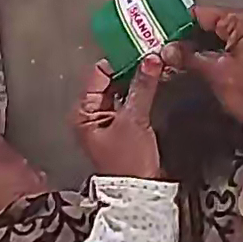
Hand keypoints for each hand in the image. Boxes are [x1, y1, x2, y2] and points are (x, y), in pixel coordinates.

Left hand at [72, 56, 164, 179]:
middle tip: (152, 52)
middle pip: (111, 80)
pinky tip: (157, 80)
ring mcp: (109, 119)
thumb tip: (151, 58)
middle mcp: (93, 113)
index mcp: (84, 112)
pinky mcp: (124, 125)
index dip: (119, 61)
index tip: (140, 48)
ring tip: (157, 62)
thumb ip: (143, 87)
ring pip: (123, 89)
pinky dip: (143, 90)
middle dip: (131, 67)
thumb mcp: (134, 120)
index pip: (98, 74)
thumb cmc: (128, 161)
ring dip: (139, 78)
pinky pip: (131, 100)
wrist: (140, 193)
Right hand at [161, 5, 242, 121]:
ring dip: (197, 46)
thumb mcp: (216, 72)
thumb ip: (189, 57)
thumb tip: (166, 50)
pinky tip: (191, 62)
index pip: (203, 13)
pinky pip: (225, 46)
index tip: (158, 32)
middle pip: (209, 24)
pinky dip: (209, 53)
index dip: (179, 23)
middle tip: (161, 45)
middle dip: (186, 36)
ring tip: (171, 54)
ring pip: (216, 37)